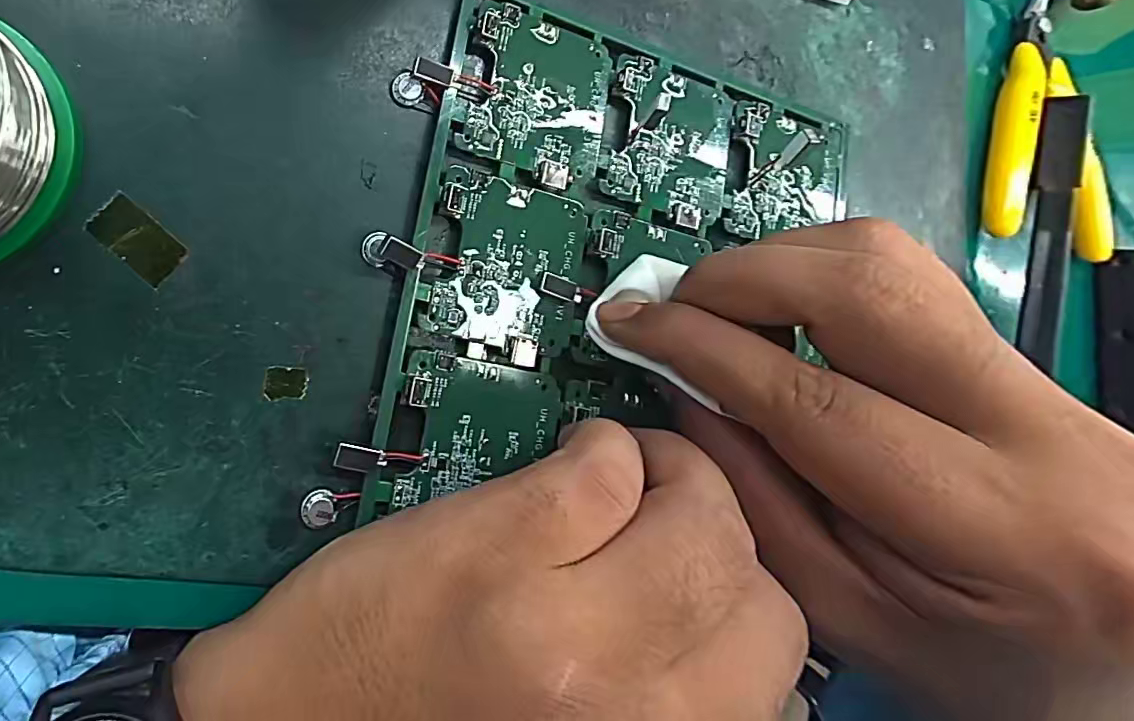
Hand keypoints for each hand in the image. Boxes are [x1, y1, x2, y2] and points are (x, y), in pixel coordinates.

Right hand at [174, 420, 805, 720]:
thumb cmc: (362, 625)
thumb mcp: (439, 532)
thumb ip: (543, 489)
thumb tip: (617, 461)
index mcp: (519, 598)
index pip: (615, 475)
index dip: (616, 440)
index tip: (600, 442)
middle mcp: (597, 686)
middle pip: (716, 548)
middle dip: (694, 486)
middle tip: (649, 483)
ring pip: (771, 629)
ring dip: (728, 567)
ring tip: (670, 555)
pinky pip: (763, 709)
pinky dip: (738, 651)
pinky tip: (681, 635)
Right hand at [600, 220, 1133, 720]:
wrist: (1078, 677)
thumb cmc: (940, 663)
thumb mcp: (817, 596)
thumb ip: (739, 473)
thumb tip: (672, 363)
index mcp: (1004, 533)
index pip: (813, 398)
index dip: (699, 344)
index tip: (626, 319)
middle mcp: (1059, 442)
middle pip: (867, 288)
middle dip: (737, 279)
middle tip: (673, 305)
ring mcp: (1063, 392)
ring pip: (884, 259)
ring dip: (774, 265)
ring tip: (726, 311)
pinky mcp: (1038, 365)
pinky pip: (901, 272)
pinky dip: (812, 271)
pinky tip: (784, 311)